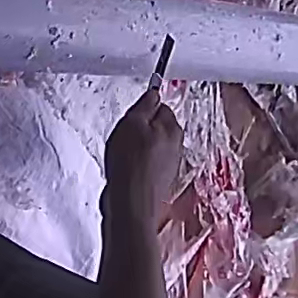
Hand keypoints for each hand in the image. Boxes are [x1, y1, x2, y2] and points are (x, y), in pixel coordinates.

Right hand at [104, 89, 181, 223]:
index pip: (160, 106)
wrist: (130, 203)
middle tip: (123, 136)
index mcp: (173, 129)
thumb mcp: (131, 123)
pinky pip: (146, 162)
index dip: (141, 110)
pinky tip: (124, 169)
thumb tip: (153, 95)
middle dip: (140, 129)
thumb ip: (145, 105)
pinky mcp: (158, 179)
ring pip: (150, 145)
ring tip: (122, 155)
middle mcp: (176, 146)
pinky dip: (135, 163)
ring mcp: (168, 164)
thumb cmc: (131, 165)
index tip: (130, 116)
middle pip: (156, 126)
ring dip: (136, 147)